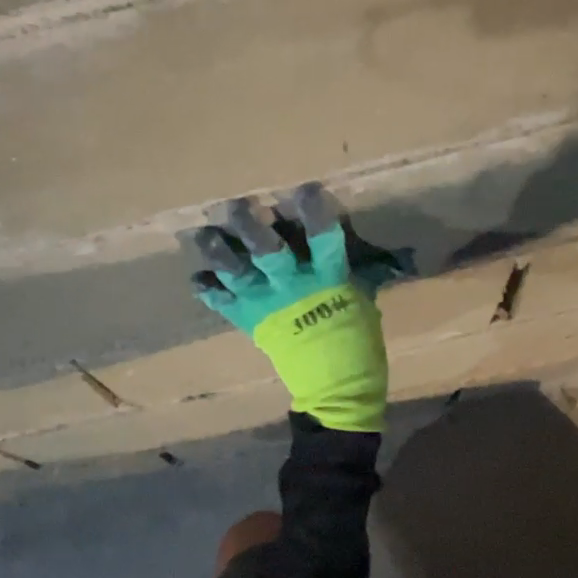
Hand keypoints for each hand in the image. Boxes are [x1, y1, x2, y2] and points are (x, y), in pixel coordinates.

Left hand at [186, 183, 409, 433]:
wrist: (336, 388)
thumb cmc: (358, 340)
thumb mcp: (364, 298)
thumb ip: (359, 268)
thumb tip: (379, 247)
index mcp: (328, 278)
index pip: (324, 238)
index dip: (314, 212)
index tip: (306, 189)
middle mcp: (293, 286)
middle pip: (268, 250)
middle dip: (250, 226)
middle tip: (238, 204)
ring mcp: (267, 304)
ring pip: (237, 273)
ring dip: (219, 252)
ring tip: (204, 234)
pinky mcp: (250, 321)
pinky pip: (222, 303)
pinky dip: (208, 290)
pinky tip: (197, 277)